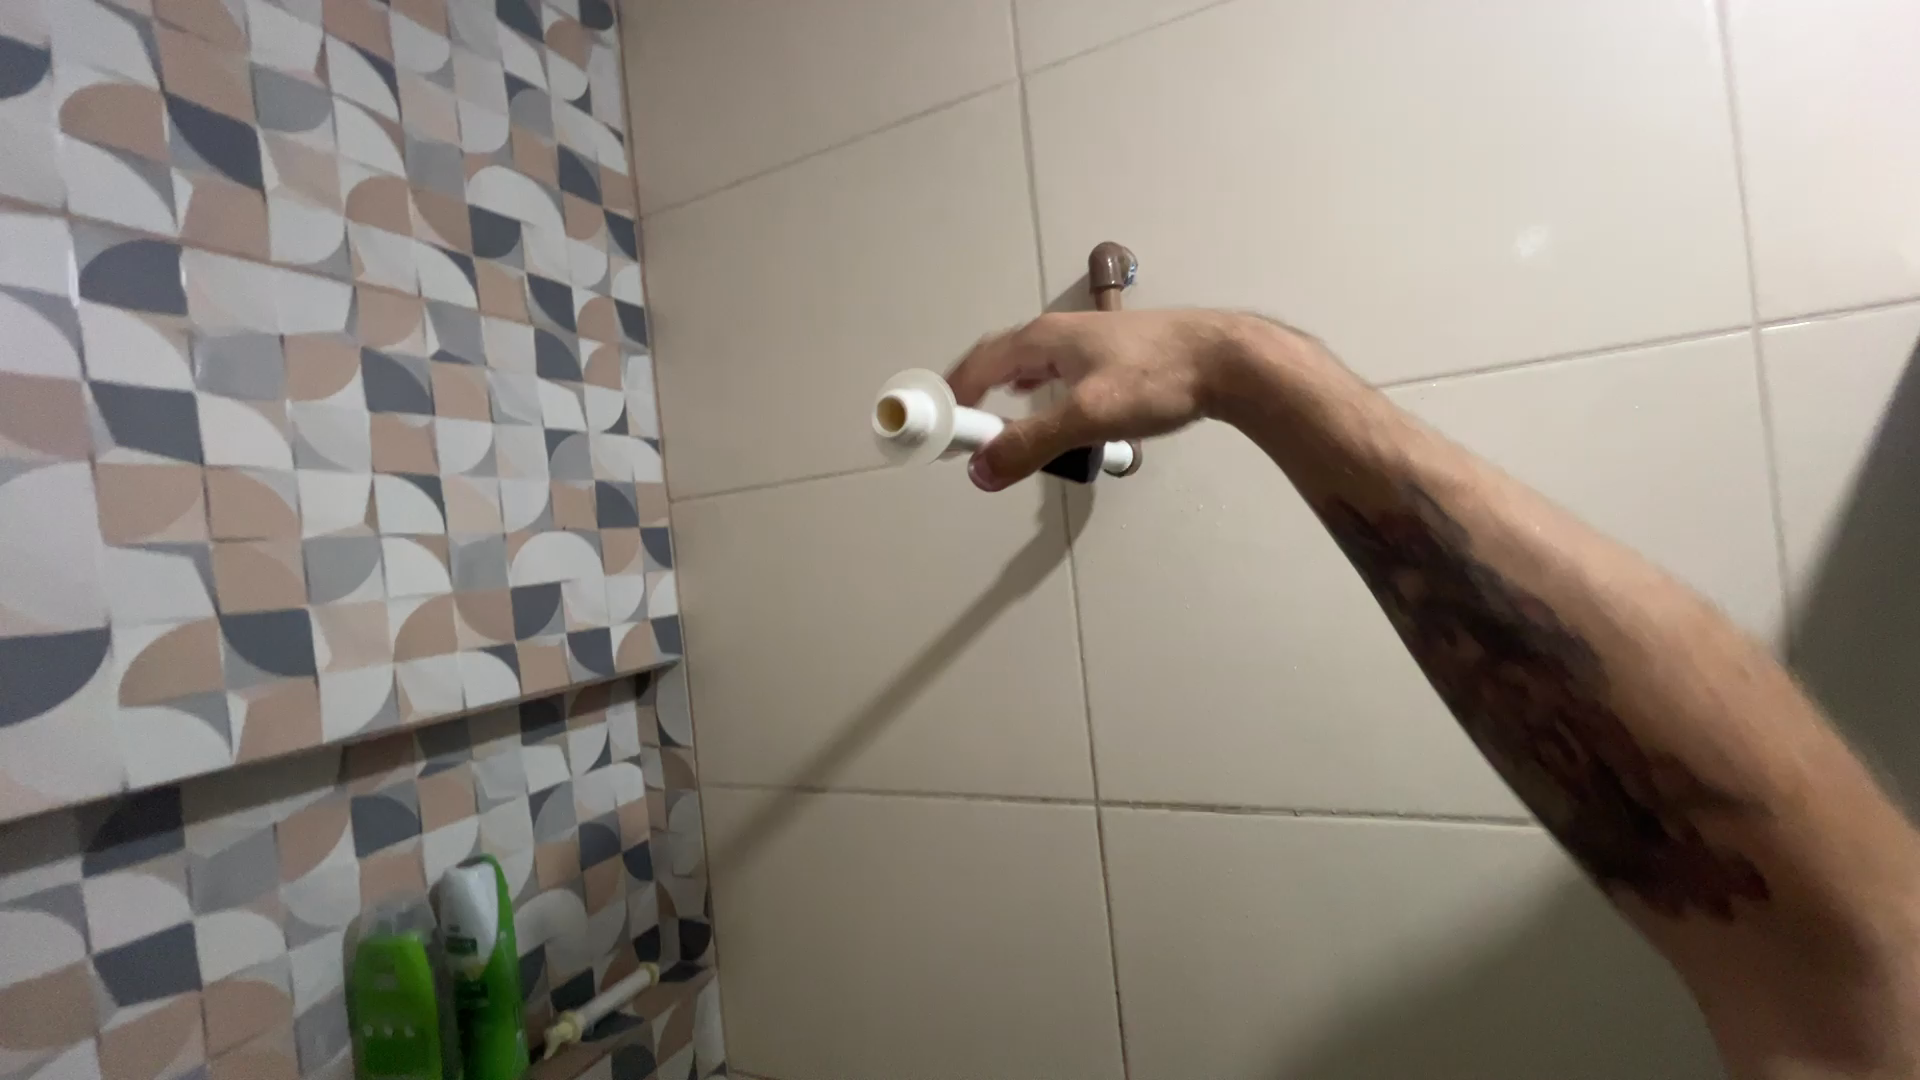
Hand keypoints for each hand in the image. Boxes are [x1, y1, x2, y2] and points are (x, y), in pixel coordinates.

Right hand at [945, 310, 1257, 490]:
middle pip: (997, 362)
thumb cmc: (1159, 379)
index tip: (936, 429)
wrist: (1228, 361)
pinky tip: (1044, 405)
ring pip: (1025, 366)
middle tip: (960, 431)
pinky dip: (1033, 391)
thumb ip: (1030, 444)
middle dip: (973, 395)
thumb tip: (980, 470)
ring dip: (1002, 394)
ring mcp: (1083, 342)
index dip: (951, 398)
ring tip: (992, 424)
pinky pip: (1052, 371)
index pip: (977, 366)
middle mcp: (1056, 333)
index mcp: (1041, 339)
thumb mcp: (1087, 416)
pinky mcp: (1106, 355)